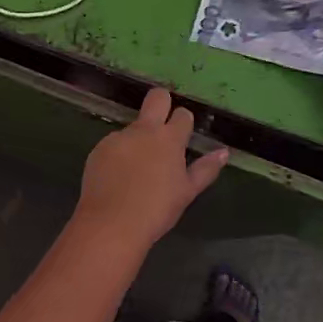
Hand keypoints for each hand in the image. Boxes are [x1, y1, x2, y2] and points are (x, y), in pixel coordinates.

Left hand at [74, 88, 228, 245]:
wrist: (111, 224)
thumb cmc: (156, 209)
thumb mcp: (187, 192)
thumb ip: (206, 169)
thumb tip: (224, 152)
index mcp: (169, 139)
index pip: (183, 115)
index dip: (184, 124)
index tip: (182, 139)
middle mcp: (143, 130)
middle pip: (156, 97)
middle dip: (162, 103)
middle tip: (162, 125)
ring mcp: (118, 137)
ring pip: (133, 127)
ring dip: (138, 140)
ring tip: (137, 171)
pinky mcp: (98, 149)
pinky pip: (114, 144)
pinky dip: (119, 155)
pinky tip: (118, 179)